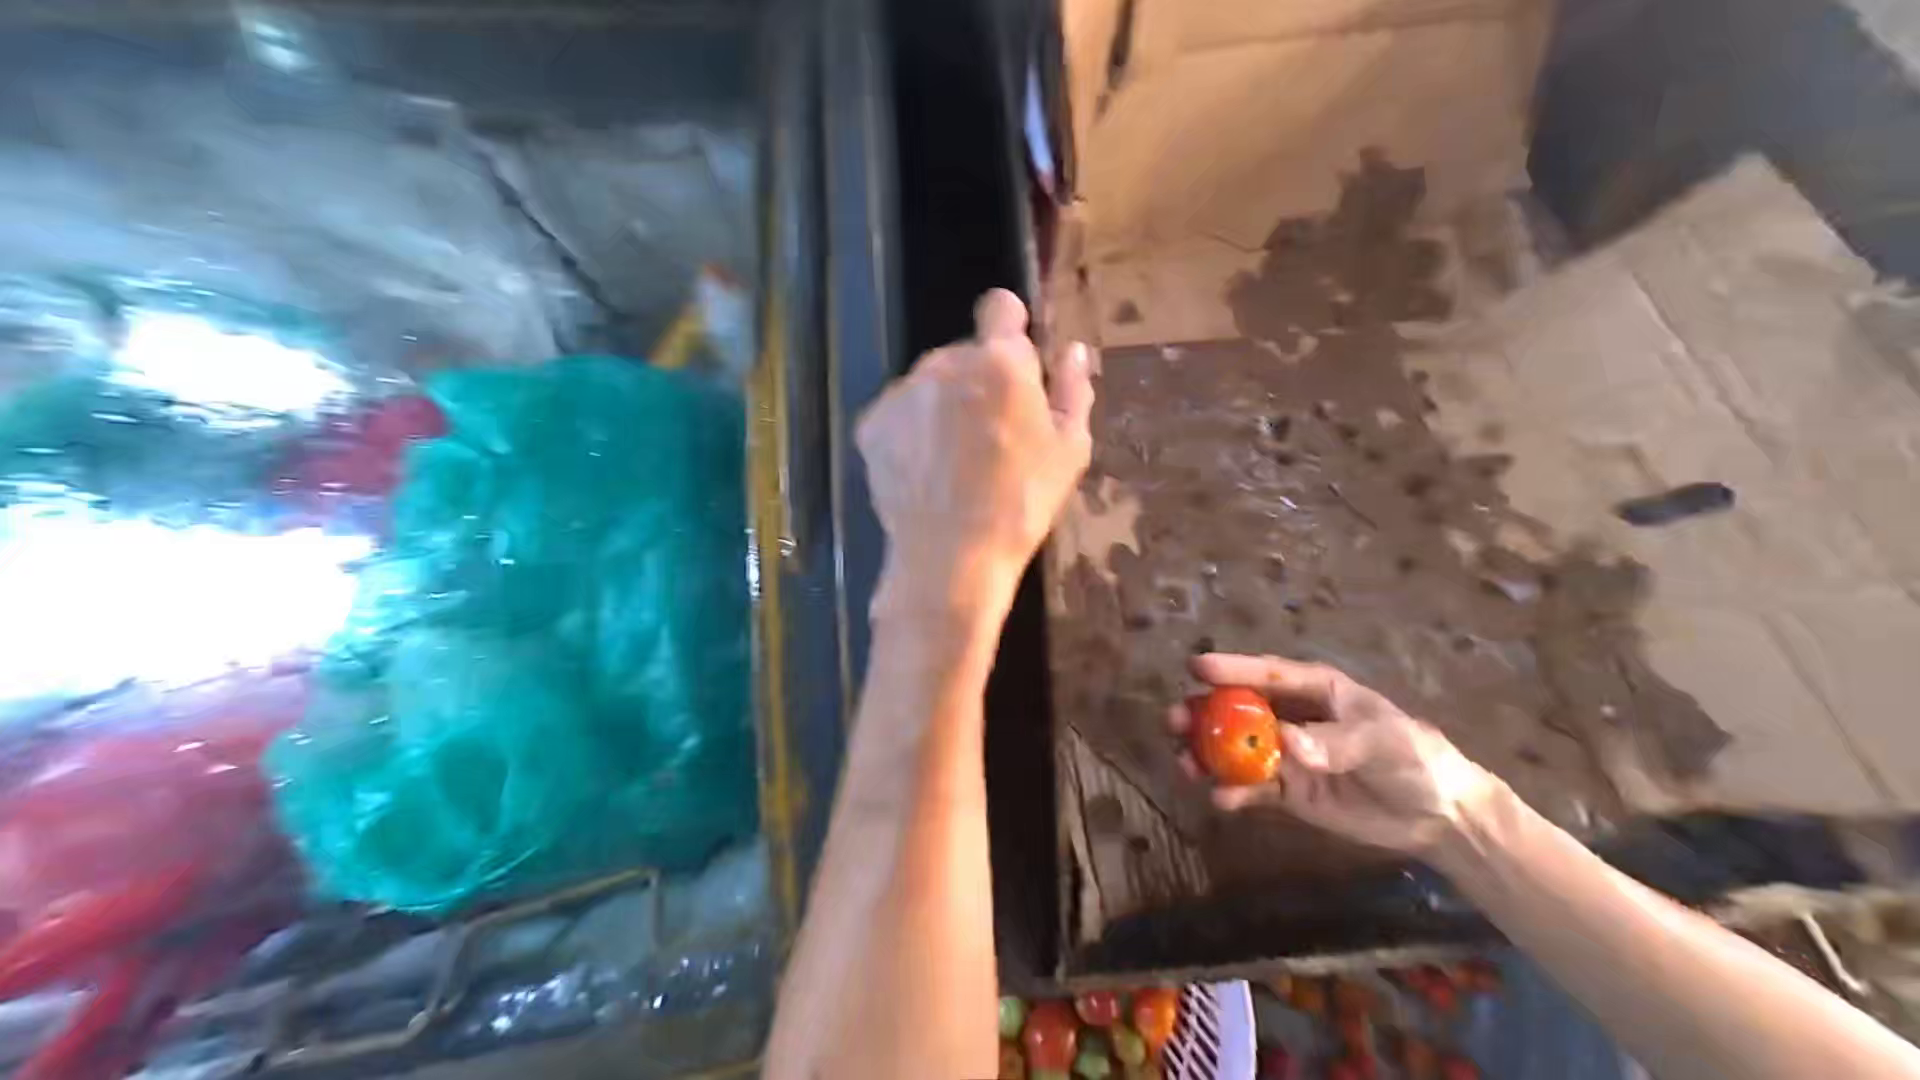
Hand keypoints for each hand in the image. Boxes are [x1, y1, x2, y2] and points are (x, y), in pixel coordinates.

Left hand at [857, 289, 1093, 618]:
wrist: (951, 557)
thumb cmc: (1022, 502)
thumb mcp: (1069, 450)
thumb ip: (1073, 390)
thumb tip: (1072, 351)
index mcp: (1000, 362)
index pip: (999, 306)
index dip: (1009, 324)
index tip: (1014, 356)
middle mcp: (944, 362)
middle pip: (965, 355)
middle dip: (980, 381)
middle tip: (992, 435)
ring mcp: (902, 393)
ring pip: (930, 384)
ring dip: (944, 406)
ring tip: (955, 460)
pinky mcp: (871, 425)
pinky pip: (900, 413)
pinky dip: (912, 432)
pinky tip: (926, 471)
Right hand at [1169, 653, 1502, 854]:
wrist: (1438, 816)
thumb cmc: (1413, 757)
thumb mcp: (1382, 740)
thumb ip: (1335, 741)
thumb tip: (1287, 742)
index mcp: (1313, 691)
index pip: (1266, 675)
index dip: (1231, 669)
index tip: (1196, 667)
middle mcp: (1289, 718)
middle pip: (1236, 710)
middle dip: (1202, 714)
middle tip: (1173, 720)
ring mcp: (1284, 755)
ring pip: (1233, 750)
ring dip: (1206, 754)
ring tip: (1186, 764)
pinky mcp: (1286, 791)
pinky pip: (1251, 789)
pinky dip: (1232, 793)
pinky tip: (1221, 800)